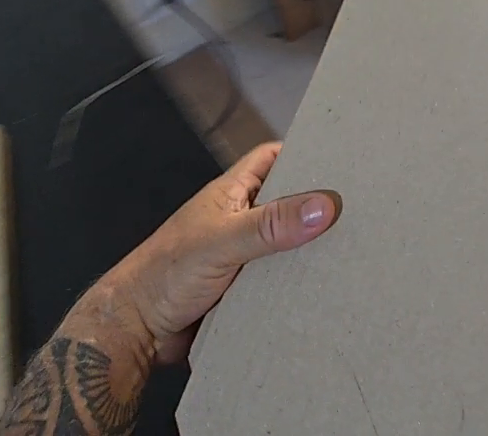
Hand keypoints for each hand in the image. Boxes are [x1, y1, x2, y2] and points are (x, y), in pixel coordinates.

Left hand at [59, 142, 339, 370]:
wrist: (132, 335)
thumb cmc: (165, 273)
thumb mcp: (223, 241)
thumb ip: (272, 225)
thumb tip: (325, 206)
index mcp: (232, 193)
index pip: (272, 158)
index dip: (302, 152)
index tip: (338, 156)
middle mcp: (240, 218)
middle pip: (286, 202)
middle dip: (314, 205)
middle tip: (355, 206)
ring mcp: (242, 254)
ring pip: (285, 243)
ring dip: (307, 249)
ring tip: (350, 247)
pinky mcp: (243, 288)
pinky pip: (279, 279)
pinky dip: (296, 282)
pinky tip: (322, 286)